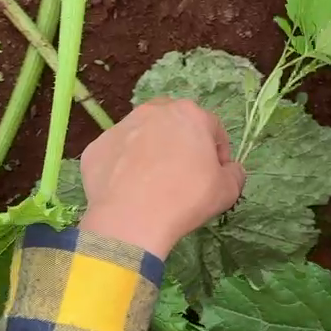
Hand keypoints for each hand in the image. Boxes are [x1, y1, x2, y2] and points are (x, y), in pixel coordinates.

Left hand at [78, 99, 245, 258]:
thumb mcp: (227, 191)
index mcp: (190, 114)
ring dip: (149, 154)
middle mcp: (153, 111)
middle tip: (181, 177)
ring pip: (141, 137)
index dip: (217, 153)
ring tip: (151, 185)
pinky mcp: (96, 148)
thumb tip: (230, 169)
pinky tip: (127, 192)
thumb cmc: (186, 199)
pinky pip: (116, 157)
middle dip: (180, 145)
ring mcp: (121, 127)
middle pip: (173, 125)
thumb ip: (235, 174)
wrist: (131, 218)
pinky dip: (122, 169)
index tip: (215, 175)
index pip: (212, 129)